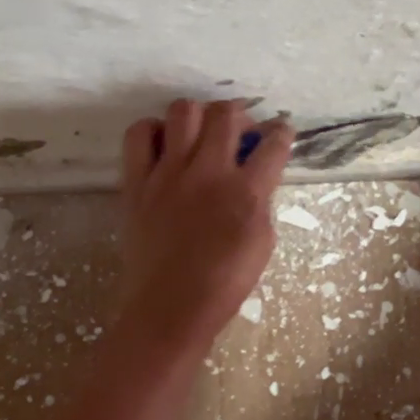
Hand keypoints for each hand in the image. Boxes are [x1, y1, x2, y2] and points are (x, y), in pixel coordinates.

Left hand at [114, 99, 292, 354]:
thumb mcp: (262, 243)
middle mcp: (209, 172)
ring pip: (183, 110)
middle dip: (241, 113)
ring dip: (199, 115)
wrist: (171, 308)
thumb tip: (255, 180)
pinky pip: (139, 135)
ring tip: (201, 132)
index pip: (273, 144)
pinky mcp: (138, 182)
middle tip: (240, 130)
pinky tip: (164, 146)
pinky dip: (153, 131)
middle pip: (227, 114)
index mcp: (247, 192)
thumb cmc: (224, 283)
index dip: (281, 132)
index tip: (280, 131)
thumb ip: (260, 203)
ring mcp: (169, 174)